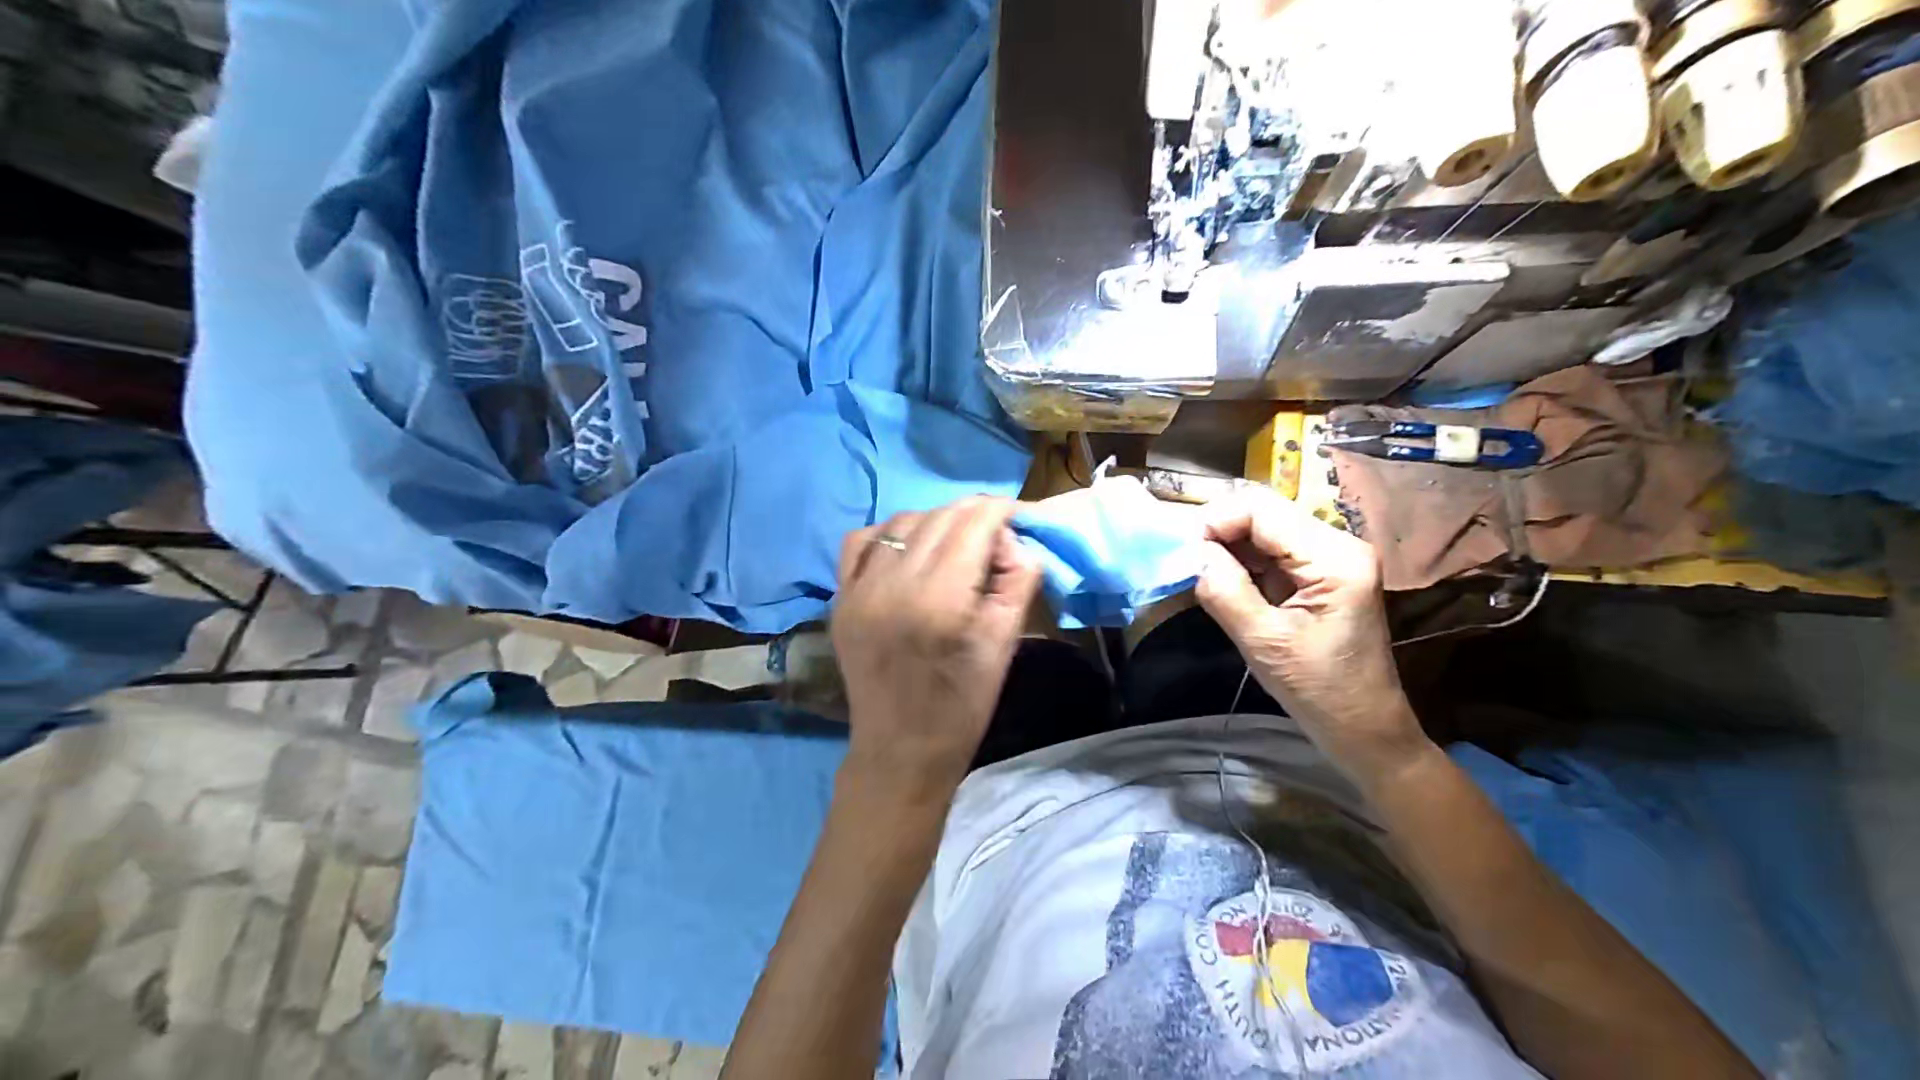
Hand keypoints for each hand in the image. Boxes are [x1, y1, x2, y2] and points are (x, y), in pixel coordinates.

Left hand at [830, 496, 1042, 795]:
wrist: (900, 751)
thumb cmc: (962, 705)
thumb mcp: (1004, 644)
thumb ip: (1017, 581)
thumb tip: (1014, 540)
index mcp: (940, 599)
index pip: (974, 524)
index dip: (1001, 512)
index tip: (1016, 517)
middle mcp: (894, 583)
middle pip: (940, 517)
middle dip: (973, 515)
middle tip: (994, 535)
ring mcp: (859, 589)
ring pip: (902, 522)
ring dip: (936, 522)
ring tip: (955, 544)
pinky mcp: (840, 598)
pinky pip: (862, 541)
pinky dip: (890, 534)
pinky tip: (908, 551)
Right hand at [1196, 487, 1434, 787]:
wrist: (1362, 726)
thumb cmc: (1318, 689)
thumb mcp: (1263, 641)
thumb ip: (1224, 590)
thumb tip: (1192, 552)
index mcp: (1334, 557)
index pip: (1262, 509)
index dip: (1216, 521)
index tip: (1187, 554)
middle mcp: (1338, 543)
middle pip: (1264, 511)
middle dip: (1220, 530)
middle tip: (1189, 562)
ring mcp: (1331, 556)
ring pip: (1264, 527)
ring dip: (1228, 544)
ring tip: (1202, 572)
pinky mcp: (1320, 571)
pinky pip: (1271, 549)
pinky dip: (1241, 559)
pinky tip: (1224, 579)